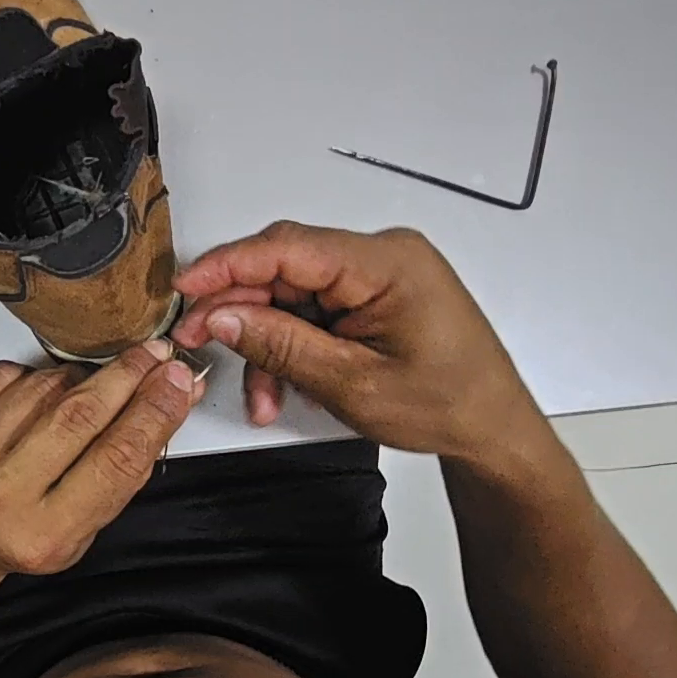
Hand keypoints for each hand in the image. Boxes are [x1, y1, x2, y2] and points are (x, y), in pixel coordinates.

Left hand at [0, 342, 203, 593]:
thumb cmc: (25, 531)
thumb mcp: (86, 521)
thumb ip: (129, 462)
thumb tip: (177, 393)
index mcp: (43, 535)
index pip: (114, 462)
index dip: (154, 413)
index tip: (180, 378)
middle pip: (79, 417)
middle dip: (126, 376)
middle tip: (155, 352)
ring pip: (43, 388)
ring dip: (76, 380)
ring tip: (82, 394)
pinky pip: (4, 374)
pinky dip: (30, 376)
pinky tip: (34, 395)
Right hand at [171, 221, 541, 460]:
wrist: (490, 430)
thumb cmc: (448, 405)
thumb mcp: (352, 383)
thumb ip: (280, 345)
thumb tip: (223, 316)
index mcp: (388, 264)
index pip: (288, 247)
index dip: (227, 264)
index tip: (186, 286)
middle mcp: (382, 257)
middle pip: (284, 270)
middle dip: (241, 312)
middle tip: (199, 340)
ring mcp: (375, 276)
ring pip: (290, 296)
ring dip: (266, 343)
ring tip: (263, 395)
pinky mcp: (369, 296)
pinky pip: (310, 311)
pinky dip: (289, 346)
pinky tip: (283, 383)